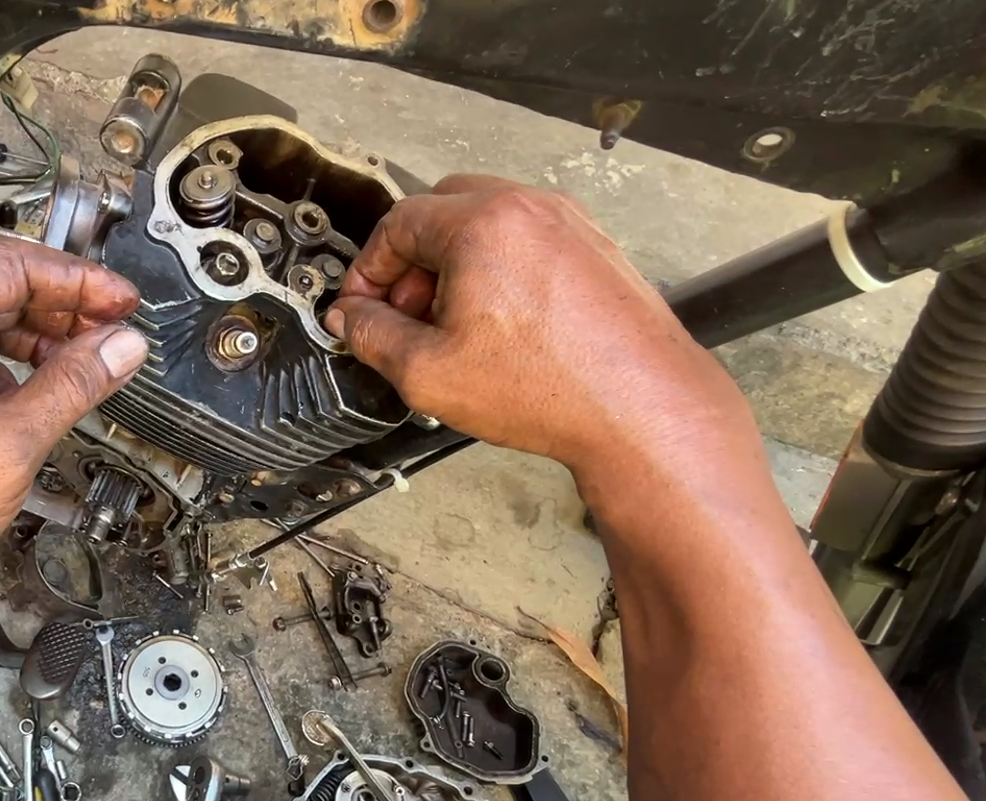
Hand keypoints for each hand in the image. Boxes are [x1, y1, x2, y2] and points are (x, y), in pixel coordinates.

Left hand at [0, 239, 146, 602]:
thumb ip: (73, 385)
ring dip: (40, 341)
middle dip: (63, 310)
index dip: (78, 280)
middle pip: (0, 291)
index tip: (119, 301)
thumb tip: (119, 347)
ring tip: (85, 365)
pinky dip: (12, 371)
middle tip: (111, 333)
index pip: (13, 265)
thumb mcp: (11, 441)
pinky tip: (40, 395)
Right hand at [322, 175, 754, 479]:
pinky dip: (485, 269)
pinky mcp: (588, 248)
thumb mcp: (423, 371)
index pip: (396, 224)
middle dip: (405, 262)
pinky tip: (485, 325)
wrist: (637, 406)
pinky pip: (517, 240)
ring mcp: (565, 224)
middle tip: (398, 314)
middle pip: (438, 211)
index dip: (365, 270)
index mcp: (483, 226)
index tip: (359, 308)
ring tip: (441, 325)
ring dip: (444, 266)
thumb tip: (348, 317)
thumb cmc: (542, 385)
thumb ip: (370, 335)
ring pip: (478, 223)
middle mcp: (528, 210)